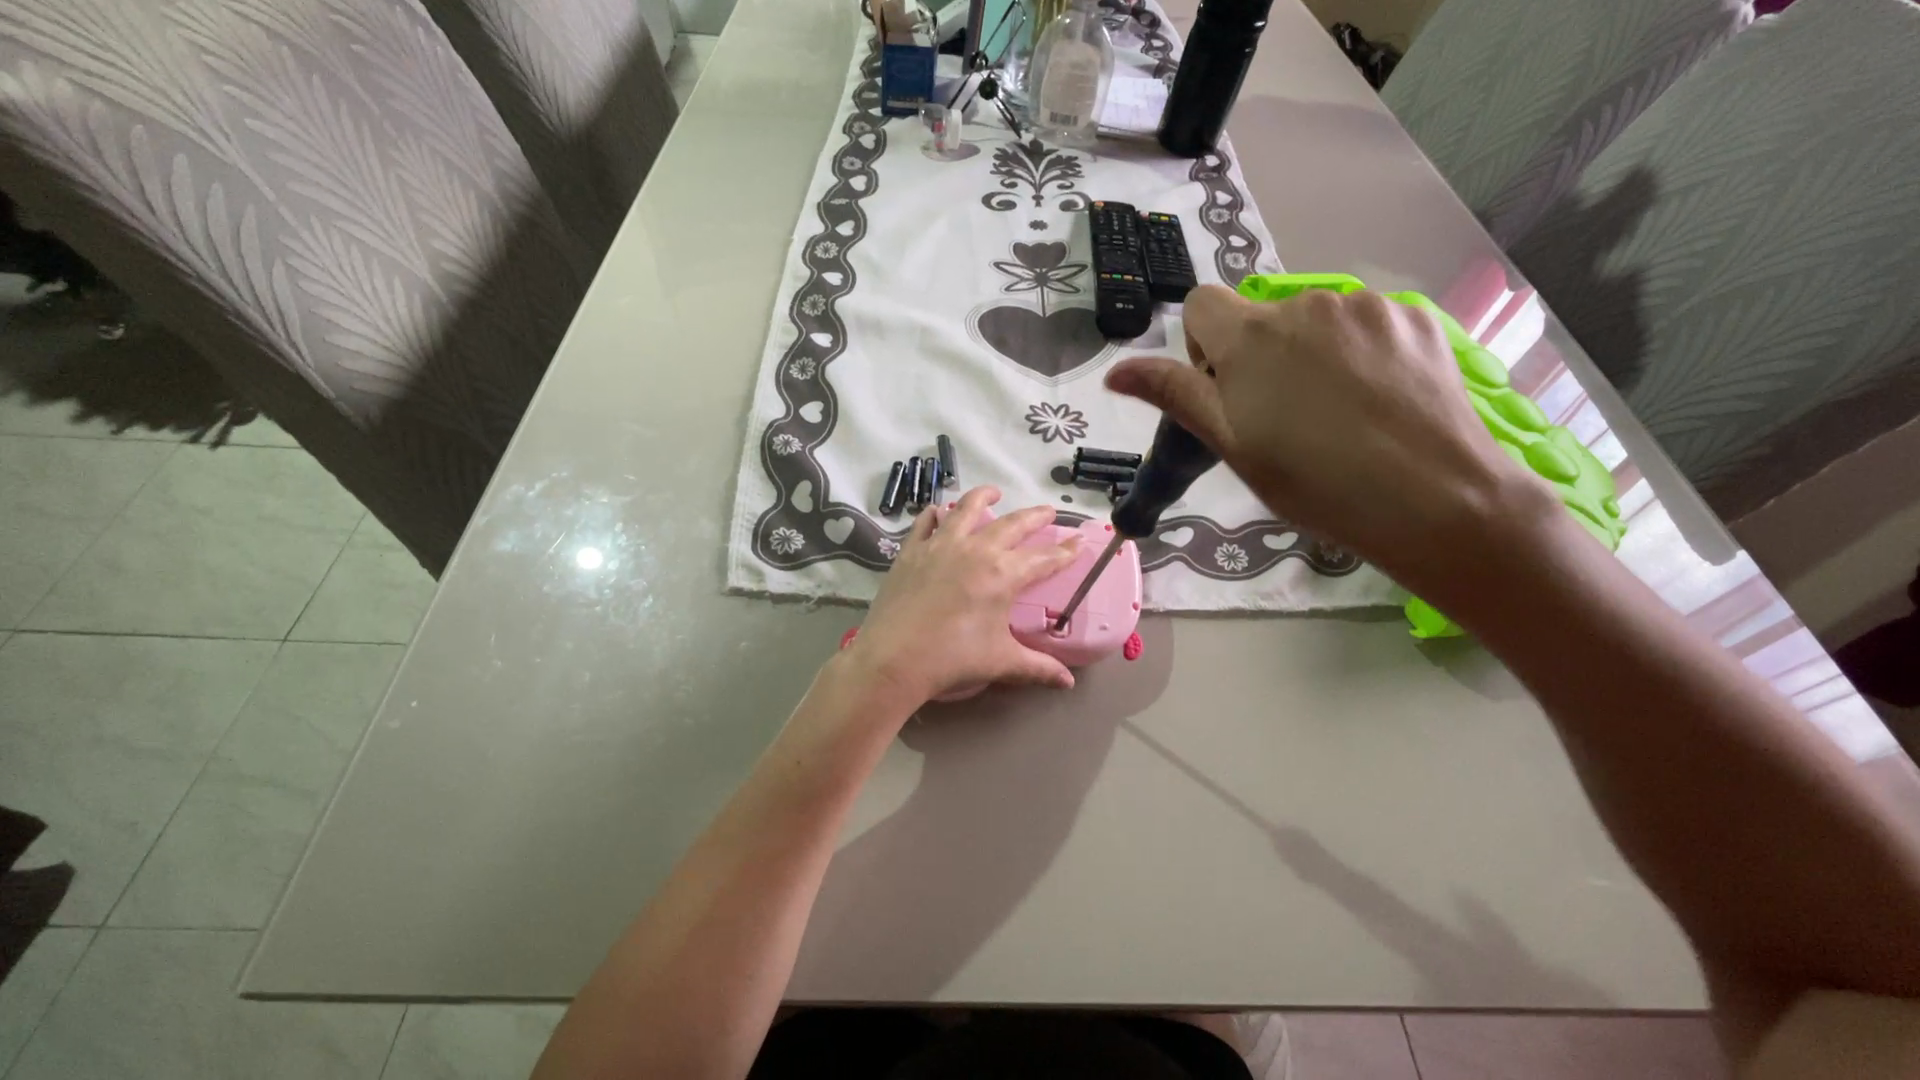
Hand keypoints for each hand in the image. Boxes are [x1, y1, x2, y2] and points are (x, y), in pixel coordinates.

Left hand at [842, 486, 1082, 705]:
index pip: (1043, 558)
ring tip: (993, 492)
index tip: (1079, 541)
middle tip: (1046, 512)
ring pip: (966, 510)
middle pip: (1012, 524)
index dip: (1065, 551)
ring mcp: (940, 546)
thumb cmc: (952, 660)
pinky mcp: (911, 552)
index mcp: (1002, 574)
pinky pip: (926, 523)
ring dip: (983, 498)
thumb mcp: (1000, 662)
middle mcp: (975, 550)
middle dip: (1034, 517)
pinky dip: (936, 514)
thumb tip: (1068, 683)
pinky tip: (940, 512)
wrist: (893, 659)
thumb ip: (1037, 668)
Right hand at [1105, 285, 1546, 581]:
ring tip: (1343, 416)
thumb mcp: (1232, 445)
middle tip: (1289, 421)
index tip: (1230, 394)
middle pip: (1263, 318)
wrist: (1433, 498)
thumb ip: (1175, 395)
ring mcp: (1366, 306)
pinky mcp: (1414, 317)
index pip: (1203, 304)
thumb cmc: (1314, 483)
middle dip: (1264, 357)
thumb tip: (1115, 370)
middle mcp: (1305, 304)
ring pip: (1318, 323)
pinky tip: (1381, 401)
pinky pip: (1368, 325)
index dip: (1206, 347)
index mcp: (1251, 335)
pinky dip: (1364, 354)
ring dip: (1315, 355)